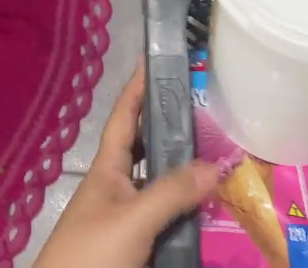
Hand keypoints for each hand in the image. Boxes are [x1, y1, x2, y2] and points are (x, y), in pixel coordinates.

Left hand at [34, 60, 217, 267]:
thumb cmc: (91, 253)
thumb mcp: (133, 219)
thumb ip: (172, 192)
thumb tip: (216, 164)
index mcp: (107, 169)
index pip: (124, 117)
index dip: (137, 88)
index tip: (153, 59)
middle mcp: (116, 188)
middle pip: (145, 149)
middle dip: (170, 130)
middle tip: (204, 113)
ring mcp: (124, 219)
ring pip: (158, 187)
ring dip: (183, 175)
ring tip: (217, 159)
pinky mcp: (135, 248)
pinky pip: (164, 221)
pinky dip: (185, 213)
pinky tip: (208, 212)